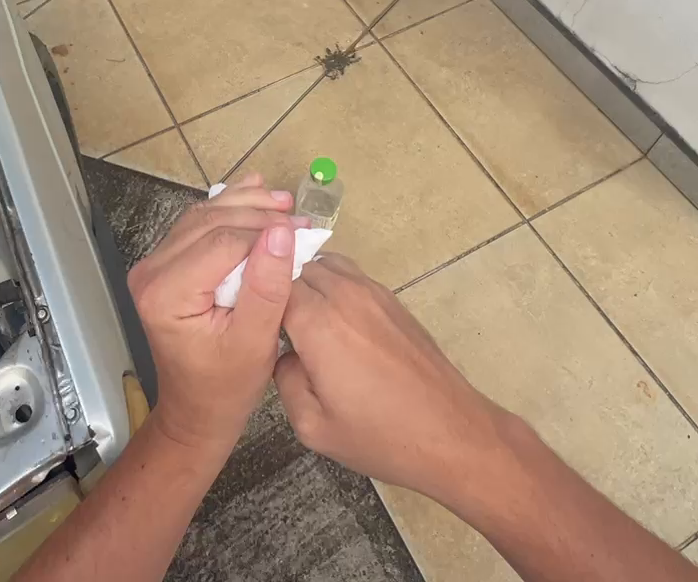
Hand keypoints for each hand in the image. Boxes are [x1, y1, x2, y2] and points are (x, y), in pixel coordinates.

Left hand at [127, 174, 306, 451]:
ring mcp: (155, 263)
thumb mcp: (255, 342)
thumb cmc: (227, 386)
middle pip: (212, 222)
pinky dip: (230, 209)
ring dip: (246, 206)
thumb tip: (283, 232)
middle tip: (304, 220)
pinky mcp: (165, 262)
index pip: (223, 242)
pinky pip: (199, 224)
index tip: (307, 232)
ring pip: (205, 216)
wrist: (197, 409)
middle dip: (260, 216)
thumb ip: (267, 286)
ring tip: (286, 204)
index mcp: (167, 292)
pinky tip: (257, 194)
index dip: (267, 232)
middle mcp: (151, 270)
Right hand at [275, 254, 519, 510]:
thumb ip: (284, 380)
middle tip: (267, 313)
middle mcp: (343, 295)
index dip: (255, 295)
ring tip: (296, 311)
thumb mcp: (313, 426)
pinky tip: (329, 316)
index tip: (245, 313)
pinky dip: (331, 283)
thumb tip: (283, 354)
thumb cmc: (381, 435)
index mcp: (318, 323)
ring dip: (305, 279)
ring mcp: (371, 291)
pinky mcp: (390, 298)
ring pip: (324, 263)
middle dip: (278, 283)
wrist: (452, 433)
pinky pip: (349, 274)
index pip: (271, 284)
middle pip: (295, 266)